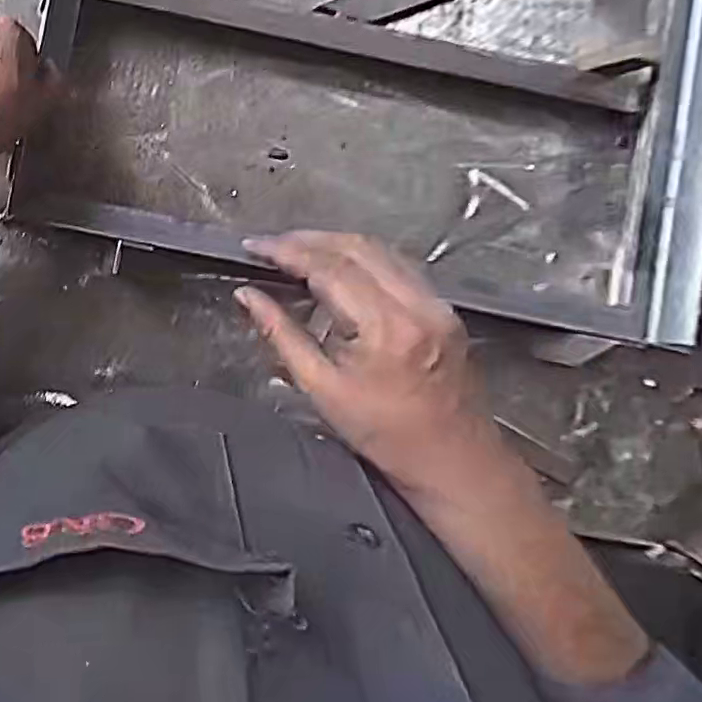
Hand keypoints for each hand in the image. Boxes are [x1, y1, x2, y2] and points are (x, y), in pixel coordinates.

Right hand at [232, 232, 499, 491]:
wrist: (455, 462)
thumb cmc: (382, 432)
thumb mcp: (319, 386)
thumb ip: (280, 333)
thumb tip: (246, 295)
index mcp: (386, 327)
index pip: (330, 268)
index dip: (287, 252)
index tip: (254, 246)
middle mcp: (418, 305)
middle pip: (357, 248)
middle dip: (307, 239)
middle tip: (268, 244)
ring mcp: (437, 304)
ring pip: (379, 250)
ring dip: (332, 243)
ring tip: (293, 249)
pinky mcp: (443, 309)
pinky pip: (396, 265)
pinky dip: (359, 256)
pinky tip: (334, 264)